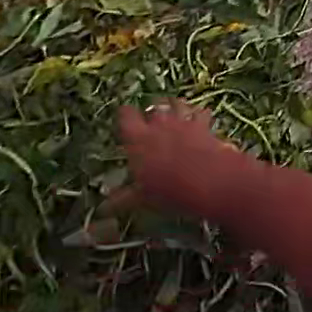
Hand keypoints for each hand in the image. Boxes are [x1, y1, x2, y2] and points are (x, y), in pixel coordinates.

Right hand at [117, 101, 250, 214]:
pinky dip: (200, 113)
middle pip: (154, 105)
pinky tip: (201, 117)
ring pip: (177, 103)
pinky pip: (201, 112)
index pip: (126, 116)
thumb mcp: (141, 197)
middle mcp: (159, 123)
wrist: (206, 178)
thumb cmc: (167, 188)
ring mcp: (183, 121)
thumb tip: (104, 208)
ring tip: (175, 110)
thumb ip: (123, 198)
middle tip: (152, 118)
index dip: (126, 114)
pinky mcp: (204, 124)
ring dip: (175, 106)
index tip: (125, 116)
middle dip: (153, 109)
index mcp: (138, 138)